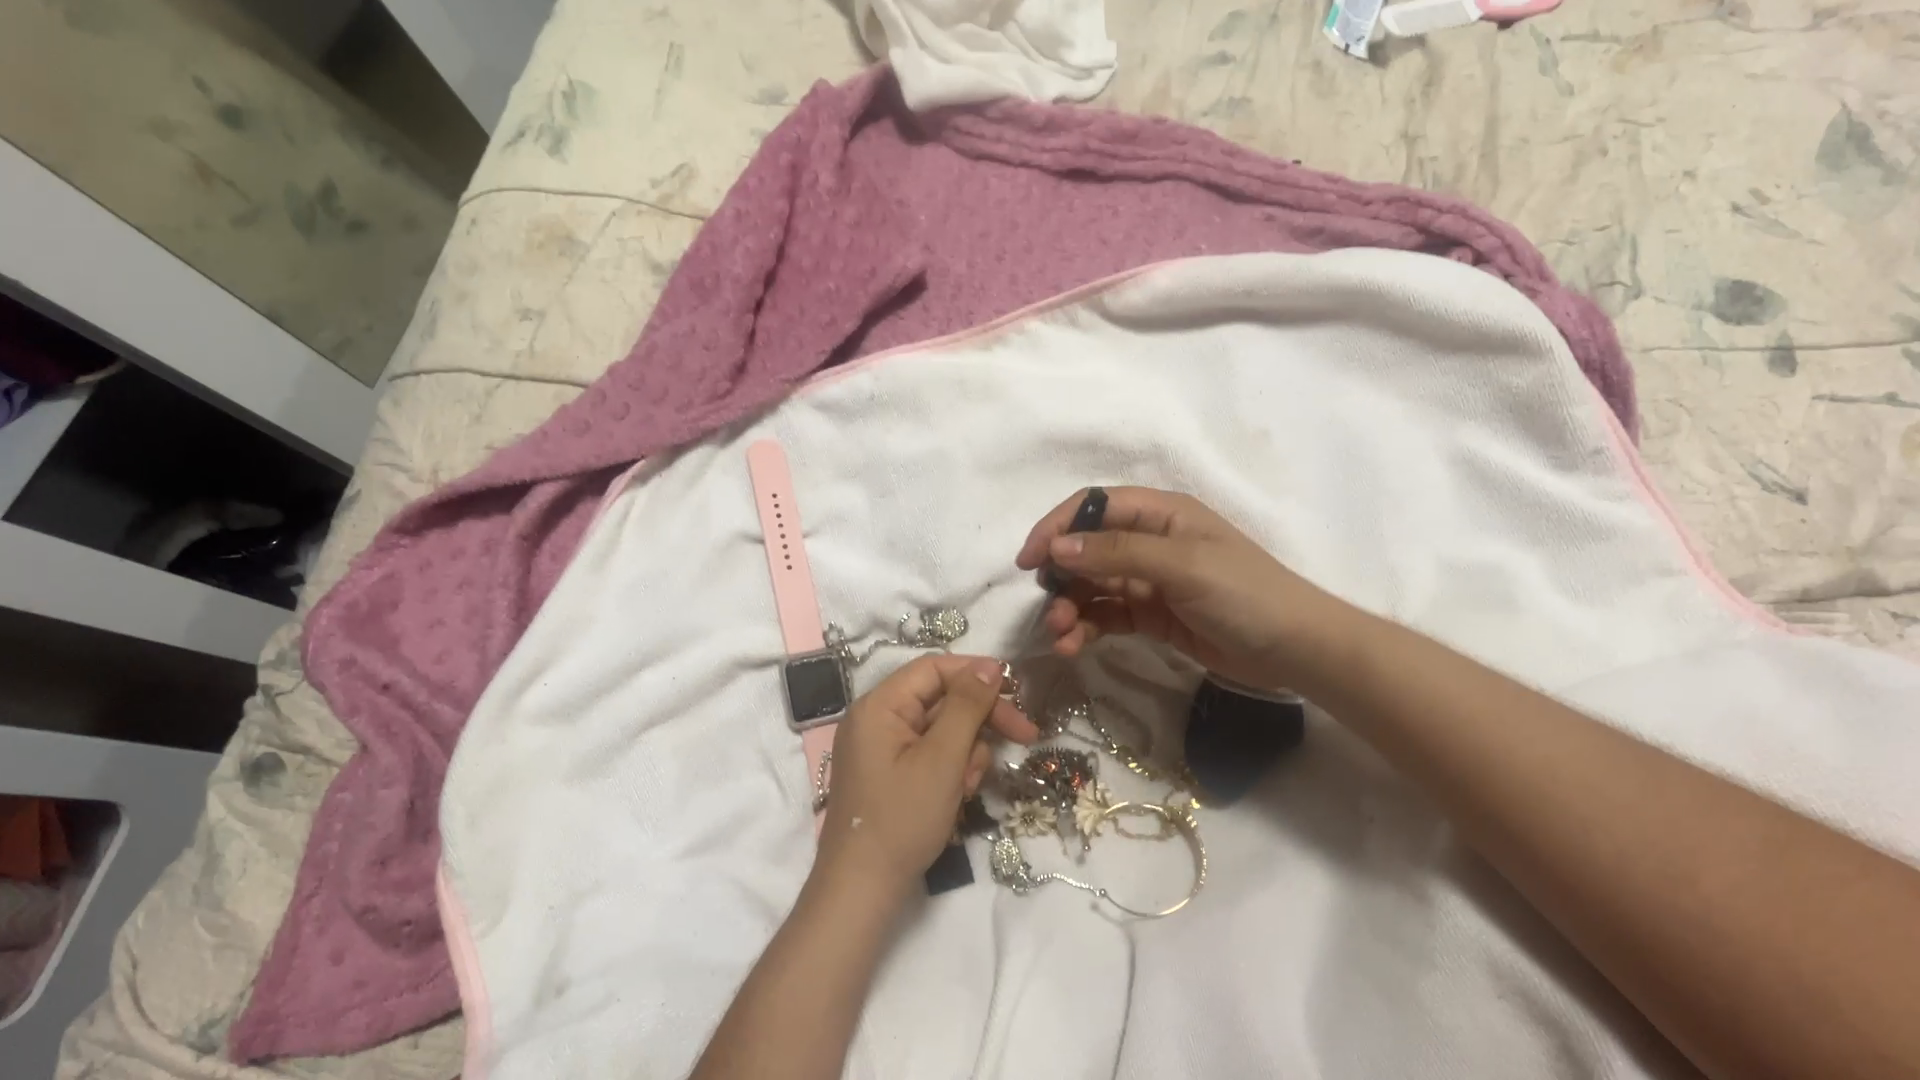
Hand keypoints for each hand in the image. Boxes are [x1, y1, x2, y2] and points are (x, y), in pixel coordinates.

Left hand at [814, 655, 1038, 900]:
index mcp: (879, 705)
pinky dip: (950, 770)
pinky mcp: (889, 775)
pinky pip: (929, 755)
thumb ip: (967, 706)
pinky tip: (956, 798)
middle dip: (980, 720)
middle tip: (1025, 737)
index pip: (934, 668)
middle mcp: (876, 719)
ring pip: (941, 730)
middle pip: (941, 699)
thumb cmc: (902, 819)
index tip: (1017, 694)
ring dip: (967, 752)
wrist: (862, 888)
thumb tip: (990, 666)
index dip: (977, 674)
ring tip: (967, 786)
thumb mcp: (943, 758)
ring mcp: (880, 749)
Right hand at [1015, 487, 1353, 690]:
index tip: (1029, 561)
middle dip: (1062, 578)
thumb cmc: (1245, 594)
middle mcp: (1151, 541)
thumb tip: (1057, 548)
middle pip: (1088, 550)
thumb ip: (1118, 553)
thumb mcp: (1183, 566)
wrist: (1295, 650)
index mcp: (1162, 514)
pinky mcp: (1153, 616)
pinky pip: (1108, 615)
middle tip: (1048, 612)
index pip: (1095, 508)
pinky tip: (1075, 645)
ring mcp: (1151, 580)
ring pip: (1093, 586)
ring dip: (1071, 608)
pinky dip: (1087, 627)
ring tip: (1061, 637)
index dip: (1058, 528)